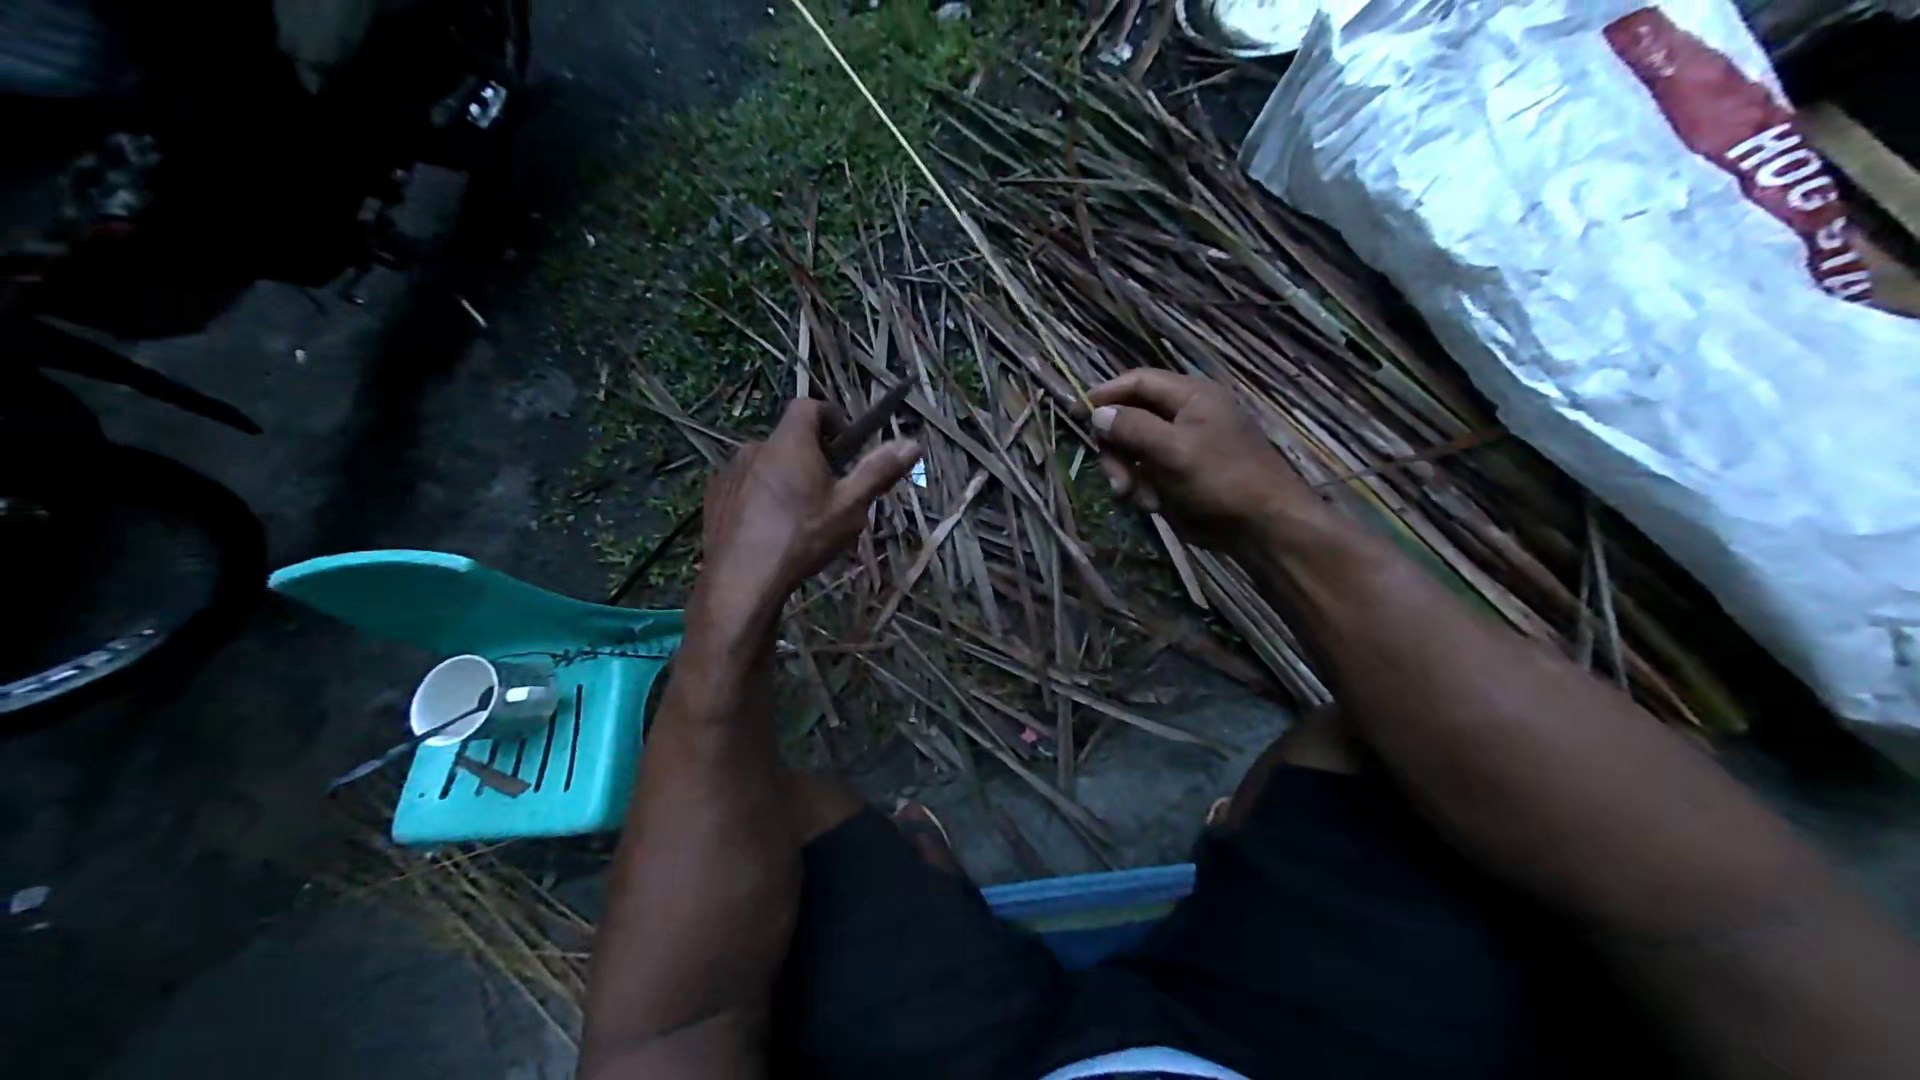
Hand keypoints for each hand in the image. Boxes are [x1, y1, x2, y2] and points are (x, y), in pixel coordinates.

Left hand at [692, 398, 920, 635]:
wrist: (741, 580)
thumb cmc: (802, 537)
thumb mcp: (850, 506)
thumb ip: (878, 471)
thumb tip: (912, 443)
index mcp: (790, 442)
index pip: (808, 406)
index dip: (830, 419)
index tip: (844, 447)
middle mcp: (754, 448)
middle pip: (788, 440)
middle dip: (810, 458)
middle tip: (827, 494)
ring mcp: (729, 473)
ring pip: (765, 465)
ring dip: (783, 479)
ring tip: (797, 519)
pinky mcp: (713, 498)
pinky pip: (743, 487)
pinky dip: (758, 498)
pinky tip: (767, 531)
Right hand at [1090, 369, 1318, 551]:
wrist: (1262, 526)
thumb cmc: (1222, 478)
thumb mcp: (1173, 449)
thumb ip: (1133, 427)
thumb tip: (1098, 414)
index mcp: (1191, 395)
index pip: (1137, 382)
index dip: (1105, 394)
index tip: (1077, 414)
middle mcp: (1184, 415)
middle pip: (1130, 419)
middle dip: (1117, 449)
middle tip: (1115, 478)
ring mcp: (1181, 446)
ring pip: (1133, 451)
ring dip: (1127, 474)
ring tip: (1137, 497)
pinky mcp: (1179, 475)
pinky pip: (1145, 474)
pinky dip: (1142, 489)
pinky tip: (1153, 505)